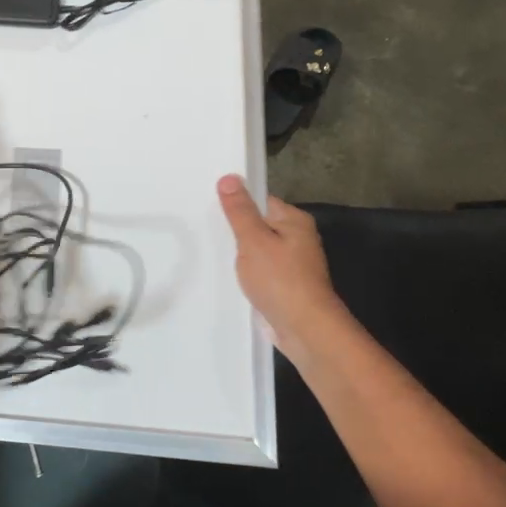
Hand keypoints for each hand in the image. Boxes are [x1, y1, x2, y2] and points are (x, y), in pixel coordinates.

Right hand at [216, 175, 345, 352]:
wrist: (303, 328)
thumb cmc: (280, 279)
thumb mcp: (254, 240)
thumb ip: (240, 210)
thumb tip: (229, 177)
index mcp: (294, 221)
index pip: (260, 201)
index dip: (235, 202)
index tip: (208, 204)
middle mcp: (296, 238)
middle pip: (258, 225)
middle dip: (234, 229)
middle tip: (202, 226)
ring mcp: (291, 264)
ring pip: (256, 250)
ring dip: (238, 253)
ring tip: (207, 249)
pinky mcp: (283, 285)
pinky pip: (258, 270)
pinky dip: (245, 272)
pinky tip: (224, 274)